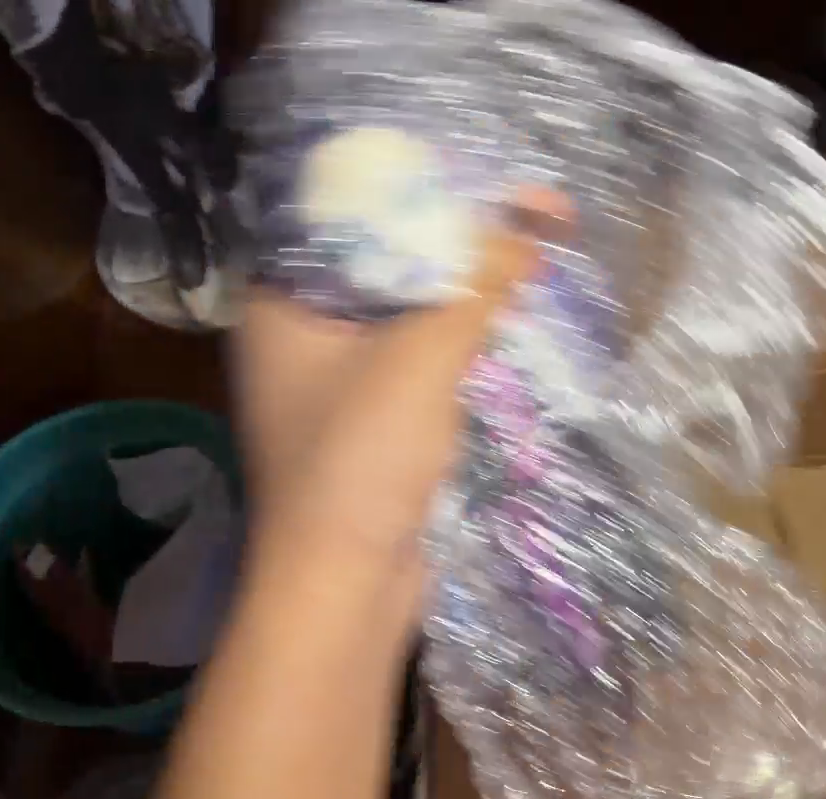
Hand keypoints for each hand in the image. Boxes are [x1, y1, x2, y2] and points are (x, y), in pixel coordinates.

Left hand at [232, 193, 565, 570]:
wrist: (349, 585)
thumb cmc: (361, 462)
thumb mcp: (421, 358)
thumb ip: (475, 285)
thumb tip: (534, 228)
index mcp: (286, 299)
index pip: (363, 214)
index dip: (438, 192)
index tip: (503, 187)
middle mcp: (308, 332)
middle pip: (396, 263)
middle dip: (468, 244)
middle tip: (539, 220)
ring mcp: (346, 382)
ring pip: (419, 317)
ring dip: (476, 296)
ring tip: (539, 262)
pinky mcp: (382, 423)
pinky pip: (431, 364)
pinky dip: (472, 346)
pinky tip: (518, 326)